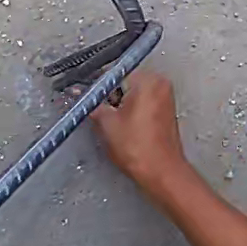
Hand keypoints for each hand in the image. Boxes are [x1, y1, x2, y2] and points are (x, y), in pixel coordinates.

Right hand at [91, 71, 194, 197]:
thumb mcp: (106, 122)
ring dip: (117, 105)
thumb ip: (92, 103)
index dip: (95, 85)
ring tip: (110, 122)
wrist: (160, 172)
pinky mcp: (164, 112)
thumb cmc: (139, 149)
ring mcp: (164, 98)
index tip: (84, 93)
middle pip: (123, 82)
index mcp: (147, 81)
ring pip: (131, 94)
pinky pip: (141, 104)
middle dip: (107, 95)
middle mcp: (159, 85)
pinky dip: (129, 111)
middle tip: (96, 110)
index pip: (113, 73)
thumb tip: (82, 95)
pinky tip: (122, 127)